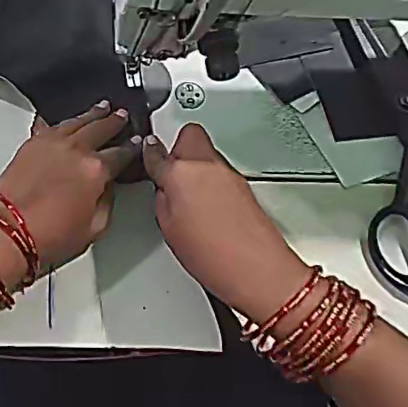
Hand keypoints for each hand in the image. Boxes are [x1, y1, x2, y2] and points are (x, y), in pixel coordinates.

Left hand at [0, 102, 137, 270]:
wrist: (9, 230)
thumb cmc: (46, 234)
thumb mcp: (94, 228)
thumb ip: (107, 202)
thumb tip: (107, 189)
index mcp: (96, 170)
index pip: (121, 153)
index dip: (131, 148)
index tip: (135, 144)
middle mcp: (75, 150)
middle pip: (101, 128)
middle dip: (114, 121)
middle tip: (121, 116)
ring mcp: (51, 143)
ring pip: (77, 120)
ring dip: (92, 114)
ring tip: (101, 108)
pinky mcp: (31, 144)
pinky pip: (49, 125)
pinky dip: (60, 121)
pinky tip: (63, 119)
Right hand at [142, 124, 312, 321]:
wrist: (258, 271)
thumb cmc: (216, 256)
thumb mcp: (168, 229)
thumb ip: (161, 198)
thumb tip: (163, 189)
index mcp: (181, 173)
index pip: (157, 151)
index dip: (150, 153)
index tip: (149, 155)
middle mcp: (208, 165)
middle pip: (190, 135)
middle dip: (177, 146)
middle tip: (169, 168)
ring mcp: (229, 174)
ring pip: (207, 152)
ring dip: (196, 166)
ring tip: (188, 196)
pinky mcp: (245, 186)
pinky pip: (221, 172)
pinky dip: (211, 181)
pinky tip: (207, 207)